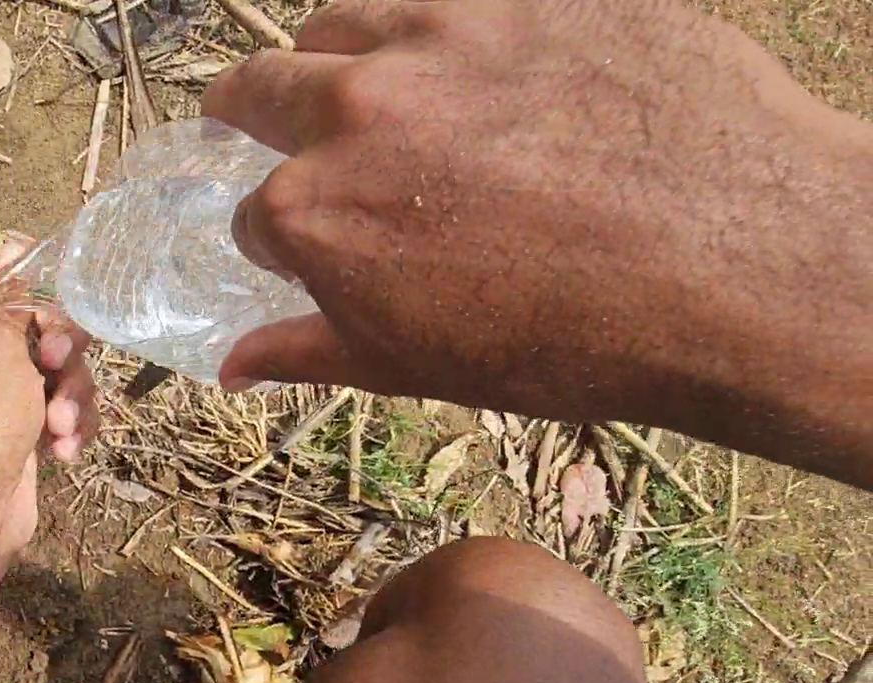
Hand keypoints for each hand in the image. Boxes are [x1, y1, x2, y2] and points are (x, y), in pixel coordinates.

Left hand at [0, 254, 96, 556]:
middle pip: (43, 327)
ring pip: (63, 373)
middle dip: (61, 352)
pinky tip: (61, 453)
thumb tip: (15, 251)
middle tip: (53, 366)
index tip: (52, 283)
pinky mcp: (30, 430)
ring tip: (57, 428)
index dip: (27, 277)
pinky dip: (70, 430)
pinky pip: (67, 412)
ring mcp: (6, 396)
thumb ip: (15, 298)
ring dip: (71, 399)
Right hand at [208, 0, 872, 484]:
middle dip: (237, 109)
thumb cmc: (541, 339)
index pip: (251, 215)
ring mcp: (446, 40)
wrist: (731, 271)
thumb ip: (294, 351)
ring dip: (319, 55)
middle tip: (237, 114)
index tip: (298, 250)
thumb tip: (230, 369)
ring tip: (341, 80)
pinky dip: (418, 29)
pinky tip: (444, 64)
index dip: (269, 239)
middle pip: (258, 89)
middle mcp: (355, 112)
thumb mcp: (393, 362)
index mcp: (309, 208)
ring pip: (338, 21)